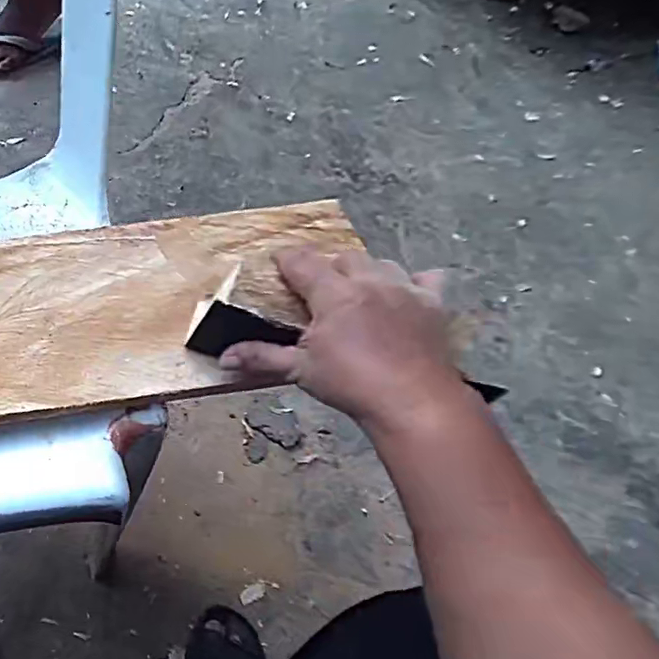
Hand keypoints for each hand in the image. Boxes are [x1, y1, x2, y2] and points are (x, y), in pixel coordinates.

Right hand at [219, 248, 472, 431]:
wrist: (413, 401)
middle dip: (328, 267)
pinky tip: (406, 293)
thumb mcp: (301, 371)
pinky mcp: (432, 304)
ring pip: (381, 263)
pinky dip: (414, 281)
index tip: (279, 261)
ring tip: (357, 291)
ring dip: (366, 271)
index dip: (287, 259)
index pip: (304, 262)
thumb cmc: (353, 386)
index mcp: (335, 294)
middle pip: (344, 257)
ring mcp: (405, 290)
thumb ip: (263, 357)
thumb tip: (226, 357)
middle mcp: (371, 281)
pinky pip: (426, 278)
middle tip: (318, 289)